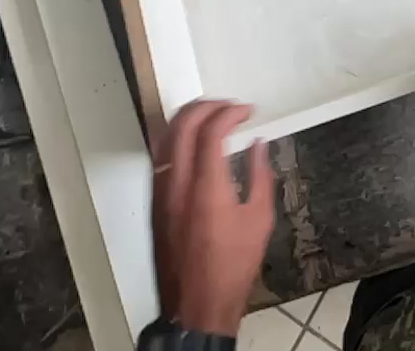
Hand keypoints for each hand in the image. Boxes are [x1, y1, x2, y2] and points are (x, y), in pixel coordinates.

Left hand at [151, 99, 274, 334]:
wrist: (195, 307)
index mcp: (206, 187)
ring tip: (212, 115)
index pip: (211, 131)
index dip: (230, 112)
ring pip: (165, 137)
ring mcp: (160, 193)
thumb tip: (259, 144)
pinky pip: (160, 155)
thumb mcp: (259, 219)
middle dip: (207, 106)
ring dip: (188, 118)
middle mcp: (177, 184)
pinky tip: (193, 139)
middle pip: (182, 125)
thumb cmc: (233, 266)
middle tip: (229, 106)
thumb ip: (260, 175)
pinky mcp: (154, 203)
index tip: (248, 111)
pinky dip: (176, 136)